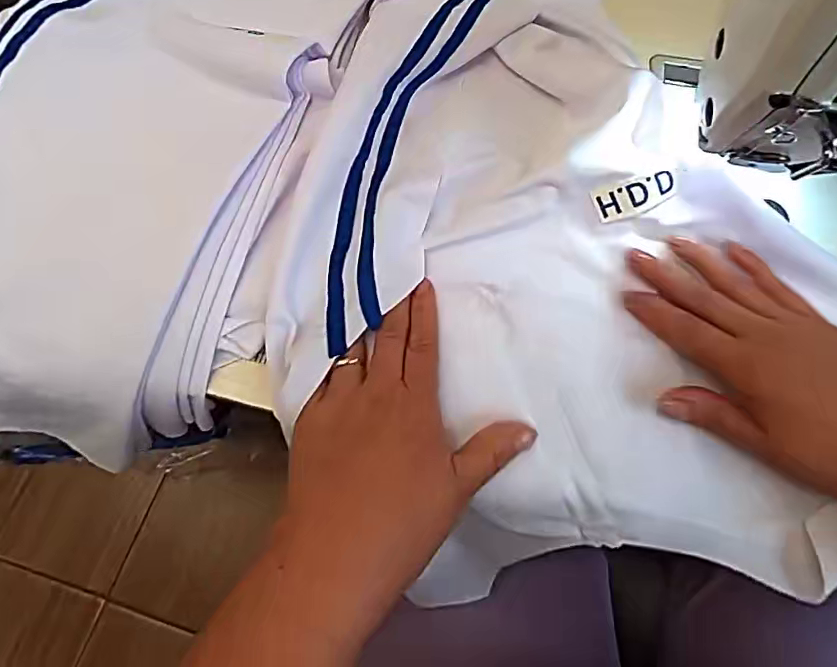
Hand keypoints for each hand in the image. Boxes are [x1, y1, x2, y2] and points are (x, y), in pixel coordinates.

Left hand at [274, 280, 536, 628]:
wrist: (334, 551)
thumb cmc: (403, 523)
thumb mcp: (455, 488)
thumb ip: (489, 452)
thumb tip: (526, 429)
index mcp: (413, 404)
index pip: (422, 347)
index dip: (423, 313)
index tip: (421, 286)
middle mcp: (376, 393)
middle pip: (388, 338)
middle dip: (396, 308)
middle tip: (398, 284)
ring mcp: (339, 402)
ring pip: (354, 351)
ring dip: (364, 330)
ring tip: (369, 312)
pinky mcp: (310, 417)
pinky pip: (324, 377)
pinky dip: (335, 362)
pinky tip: (337, 359)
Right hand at [624, 238, 836, 520]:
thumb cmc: (831, 457)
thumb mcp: (765, 444)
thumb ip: (713, 413)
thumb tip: (665, 399)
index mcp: (745, 366)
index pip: (686, 331)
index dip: (654, 311)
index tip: (628, 293)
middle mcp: (762, 335)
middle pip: (704, 299)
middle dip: (666, 276)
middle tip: (636, 255)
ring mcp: (792, 324)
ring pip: (737, 284)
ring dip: (703, 261)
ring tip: (676, 242)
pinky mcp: (817, 323)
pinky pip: (778, 287)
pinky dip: (755, 266)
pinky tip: (737, 252)